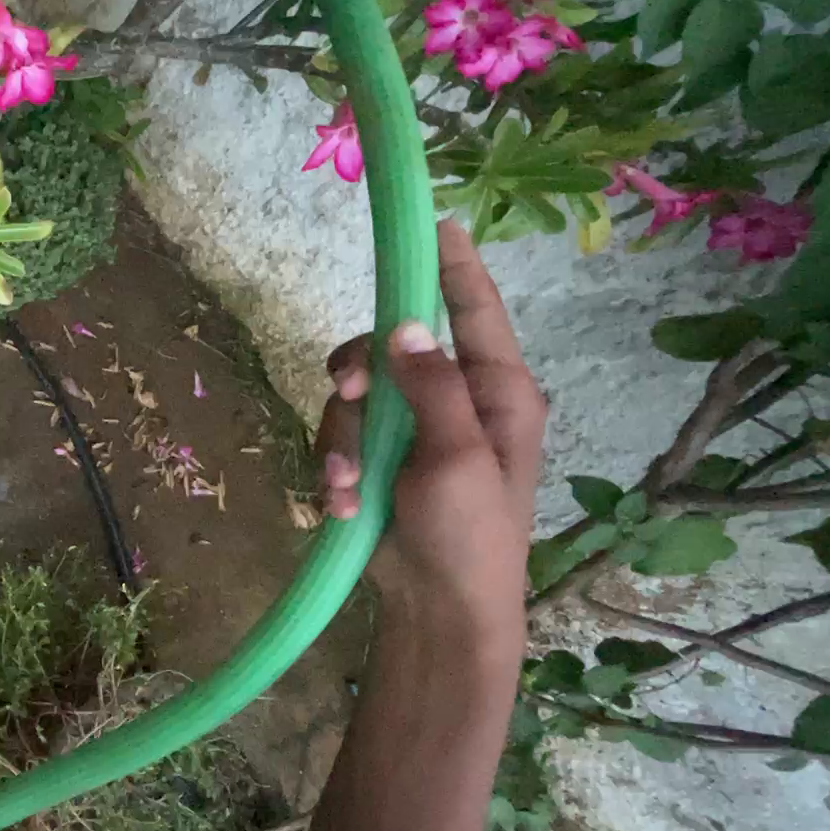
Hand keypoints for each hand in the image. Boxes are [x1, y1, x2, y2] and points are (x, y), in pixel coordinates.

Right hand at [314, 221, 546, 641]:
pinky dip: (335, 468)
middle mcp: (450, 400)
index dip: (452, 267)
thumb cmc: (469, 533)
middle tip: (344, 399)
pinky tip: (344, 503)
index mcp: (495, 391)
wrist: (437, 605)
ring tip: (350, 489)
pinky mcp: (376, 459)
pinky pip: (338, 438)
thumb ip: (431, 387)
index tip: (436, 225)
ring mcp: (410, 431)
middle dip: (356, 379)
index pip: (473, 312)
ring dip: (342, 443)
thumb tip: (402, 326)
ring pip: (351, 399)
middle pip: (385, 351)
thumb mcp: (456, 457)